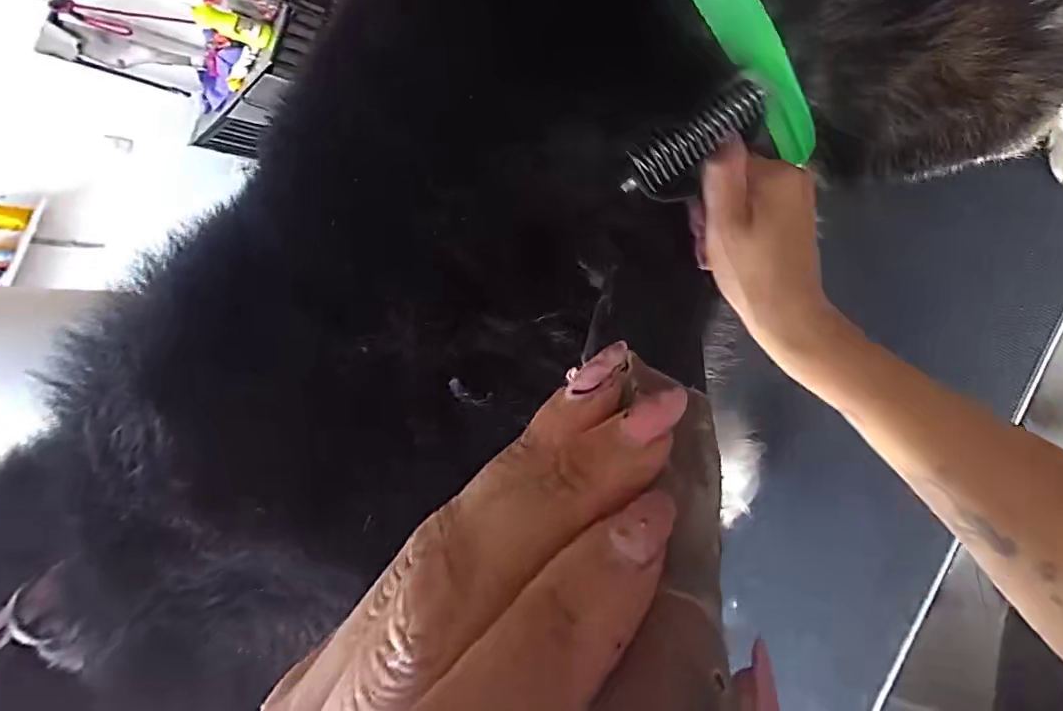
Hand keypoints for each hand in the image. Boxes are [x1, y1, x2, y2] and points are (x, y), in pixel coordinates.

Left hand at [264, 342, 686, 709]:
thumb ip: (650, 707)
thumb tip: (743, 660)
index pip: (511, 671)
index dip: (588, 588)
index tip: (659, 513)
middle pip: (454, 582)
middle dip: (568, 482)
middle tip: (653, 412)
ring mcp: (318, 682)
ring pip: (426, 546)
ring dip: (533, 455)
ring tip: (606, 383)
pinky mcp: (323, 650)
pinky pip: (417, 541)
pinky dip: (496, 477)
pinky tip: (548, 431)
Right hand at [694, 136, 833, 347]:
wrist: (788, 317)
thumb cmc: (752, 271)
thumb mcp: (725, 220)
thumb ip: (722, 172)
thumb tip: (722, 133)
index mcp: (779, 171)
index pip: (727, 159)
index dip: (709, 187)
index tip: (704, 217)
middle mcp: (794, 176)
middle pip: (736, 176)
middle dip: (717, 204)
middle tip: (708, 238)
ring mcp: (797, 197)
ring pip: (744, 195)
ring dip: (725, 219)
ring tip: (718, 250)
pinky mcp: (795, 217)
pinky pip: (757, 209)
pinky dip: (741, 227)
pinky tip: (732, 252)